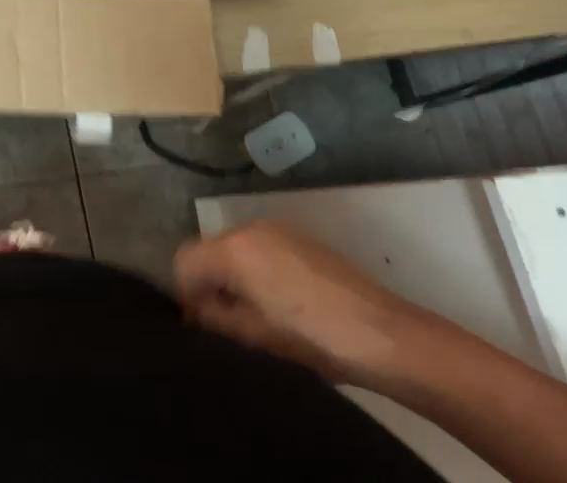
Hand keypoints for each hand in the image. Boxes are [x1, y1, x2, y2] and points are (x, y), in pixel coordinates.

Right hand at [174, 221, 437, 386]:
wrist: (383, 335)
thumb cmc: (311, 337)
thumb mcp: (252, 334)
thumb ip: (212, 316)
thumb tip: (193, 310)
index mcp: (233, 249)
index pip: (184, 261)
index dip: (184, 292)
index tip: (198, 320)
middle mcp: (251, 229)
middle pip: (208, 249)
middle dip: (208, 280)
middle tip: (223, 318)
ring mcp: (279, 230)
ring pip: (234, 248)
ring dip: (232, 274)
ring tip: (253, 311)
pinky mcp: (301, 239)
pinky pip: (260, 248)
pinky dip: (255, 268)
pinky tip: (278, 300)